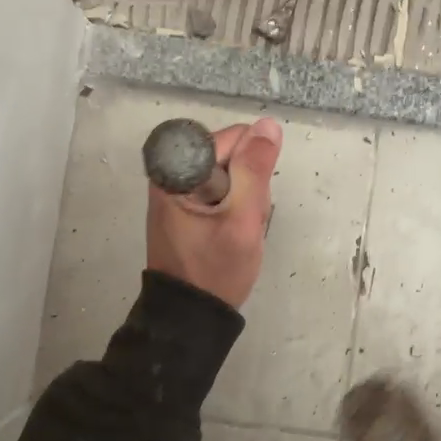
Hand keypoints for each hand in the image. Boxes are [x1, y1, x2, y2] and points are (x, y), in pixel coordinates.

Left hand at [146, 117, 282, 308]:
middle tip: (245, 221)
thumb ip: (254, 170)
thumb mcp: (241, 220)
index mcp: (175, 169)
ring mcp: (178, 189)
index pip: (232, 139)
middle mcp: (171, 171)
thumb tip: (268, 125)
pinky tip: (234, 232)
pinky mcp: (185, 204)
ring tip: (240, 230)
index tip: (248, 201)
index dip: (252, 166)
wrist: (190, 315)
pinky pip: (221, 191)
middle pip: (231, 154)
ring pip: (231, 174)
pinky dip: (235, 209)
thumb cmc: (214, 269)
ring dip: (246, 200)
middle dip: (250, 185)